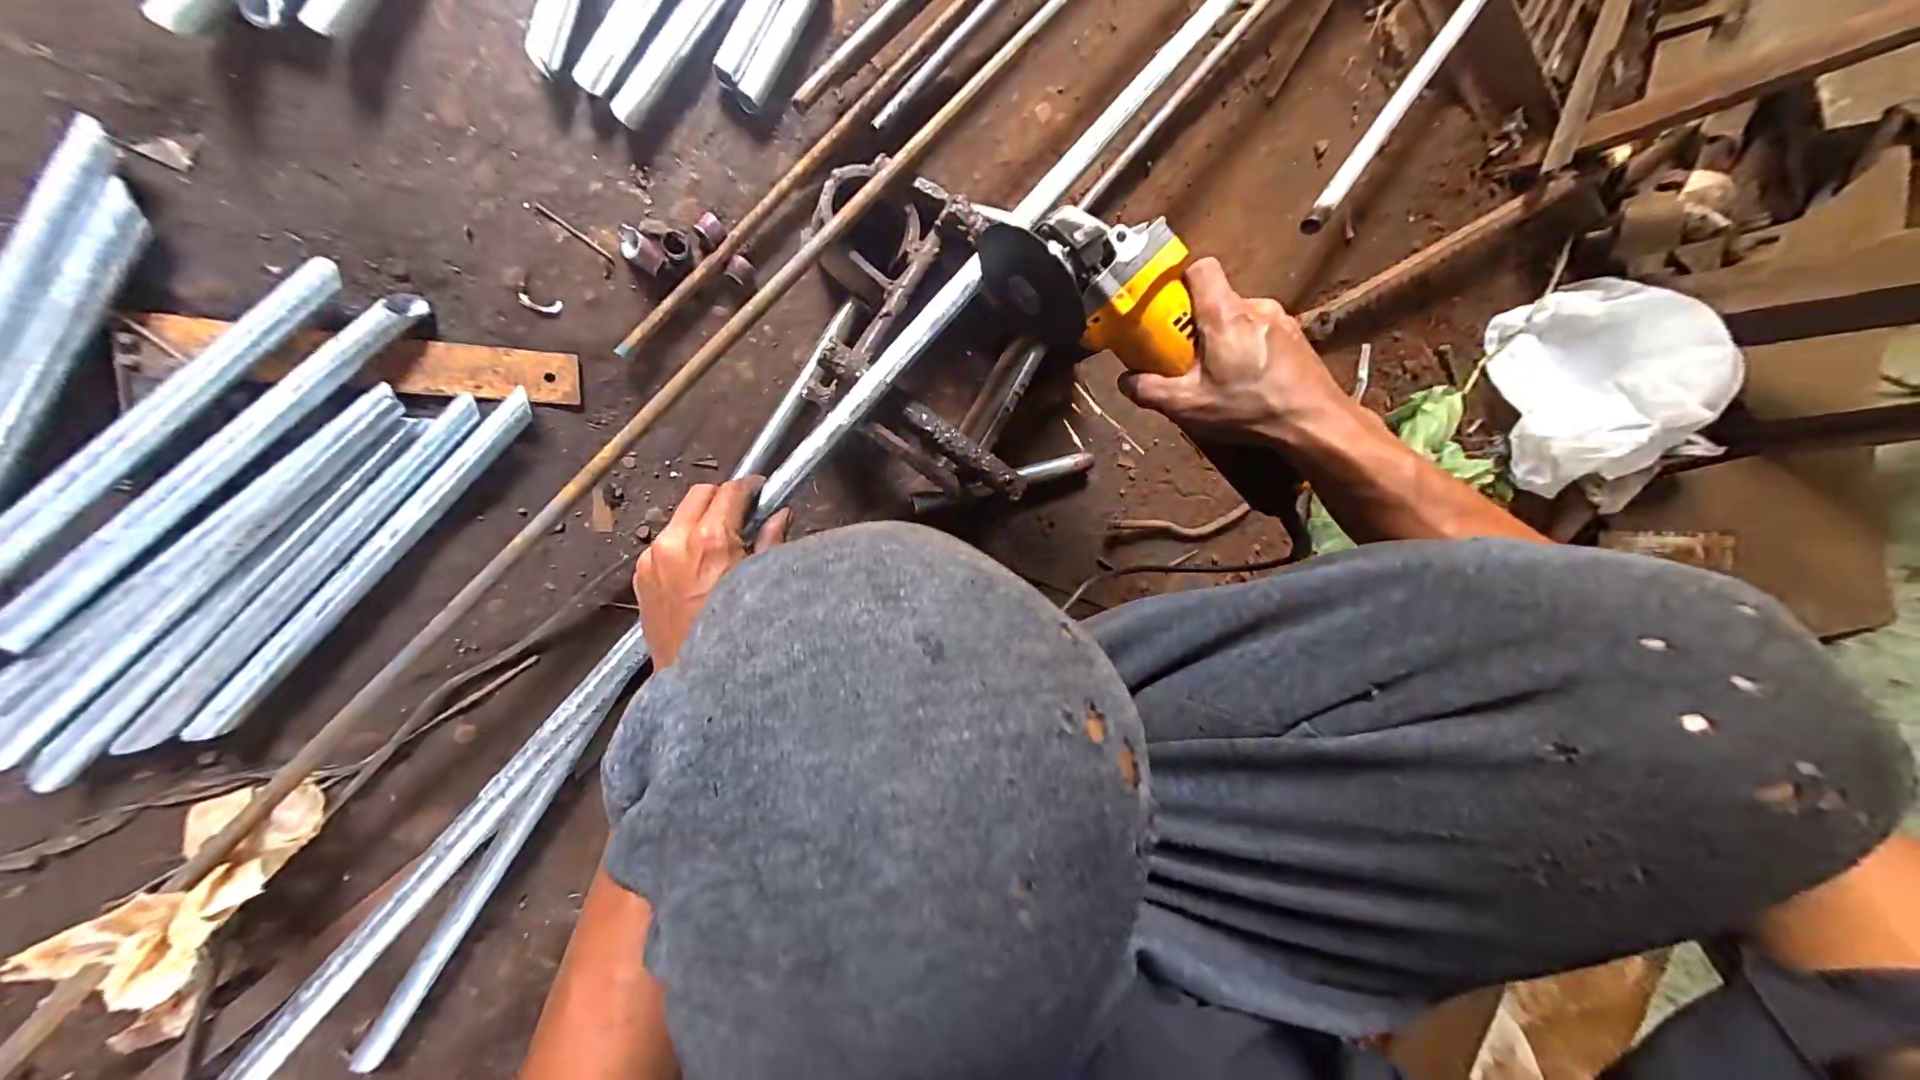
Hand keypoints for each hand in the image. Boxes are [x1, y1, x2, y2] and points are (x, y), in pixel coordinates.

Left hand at [633, 477, 790, 667]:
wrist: (698, 678)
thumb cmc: (732, 635)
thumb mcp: (763, 581)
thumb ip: (772, 540)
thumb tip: (779, 516)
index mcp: (709, 540)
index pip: (730, 491)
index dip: (749, 486)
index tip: (758, 489)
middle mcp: (675, 543)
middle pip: (700, 494)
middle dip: (723, 497)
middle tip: (743, 513)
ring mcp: (653, 559)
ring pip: (680, 517)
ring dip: (702, 520)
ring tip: (723, 545)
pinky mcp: (641, 576)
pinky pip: (665, 544)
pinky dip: (684, 544)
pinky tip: (701, 568)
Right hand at [1118, 258, 1353, 447]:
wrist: (1314, 423)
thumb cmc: (1252, 408)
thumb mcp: (1188, 406)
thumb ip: (1150, 390)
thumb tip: (1126, 381)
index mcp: (1226, 314)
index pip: (1200, 269)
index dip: (1179, 284)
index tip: (1165, 313)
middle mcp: (1255, 307)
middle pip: (1214, 300)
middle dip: (1194, 325)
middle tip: (1185, 360)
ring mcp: (1279, 320)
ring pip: (1237, 319)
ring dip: (1221, 340)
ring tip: (1216, 377)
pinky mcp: (1294, 337)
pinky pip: (1258, 333)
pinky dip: (1244, 350)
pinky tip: (1244, 382)